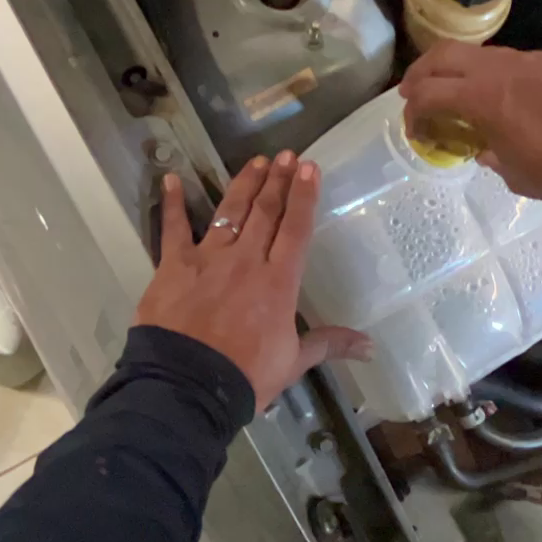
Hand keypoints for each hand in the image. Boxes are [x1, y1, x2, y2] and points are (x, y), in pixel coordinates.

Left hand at [135, 152, 371, 410]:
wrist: (187, 385)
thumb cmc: (246, 375)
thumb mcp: (293, 361)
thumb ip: (329, 345)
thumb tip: (370, 347)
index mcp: (278, 281)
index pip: (296, 229)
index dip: (304, 196)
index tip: (310, 168)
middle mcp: (246, 259)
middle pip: (266, 211)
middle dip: (278, 181)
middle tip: (287, 155)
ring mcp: (208, 258)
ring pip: (230, 211)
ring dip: (244, 184)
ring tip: (257, 162)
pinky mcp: (173, 265)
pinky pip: (173, 228)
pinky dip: (172, 203)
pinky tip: (170, 179)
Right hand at [398, 42, 541, 199]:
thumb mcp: (514, 173)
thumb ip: (490, 154)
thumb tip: (482, 147)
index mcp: (481, 97)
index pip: (428, 93)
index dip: (412, 111)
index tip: (413, 128)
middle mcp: (498, 69)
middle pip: (443, 56)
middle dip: (421, 73)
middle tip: (412, 92)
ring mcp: (526, 60)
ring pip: (476, 53)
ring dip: (456, 69)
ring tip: (452, 90)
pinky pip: (506, 60)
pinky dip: (488, 72)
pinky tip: (495, 92)